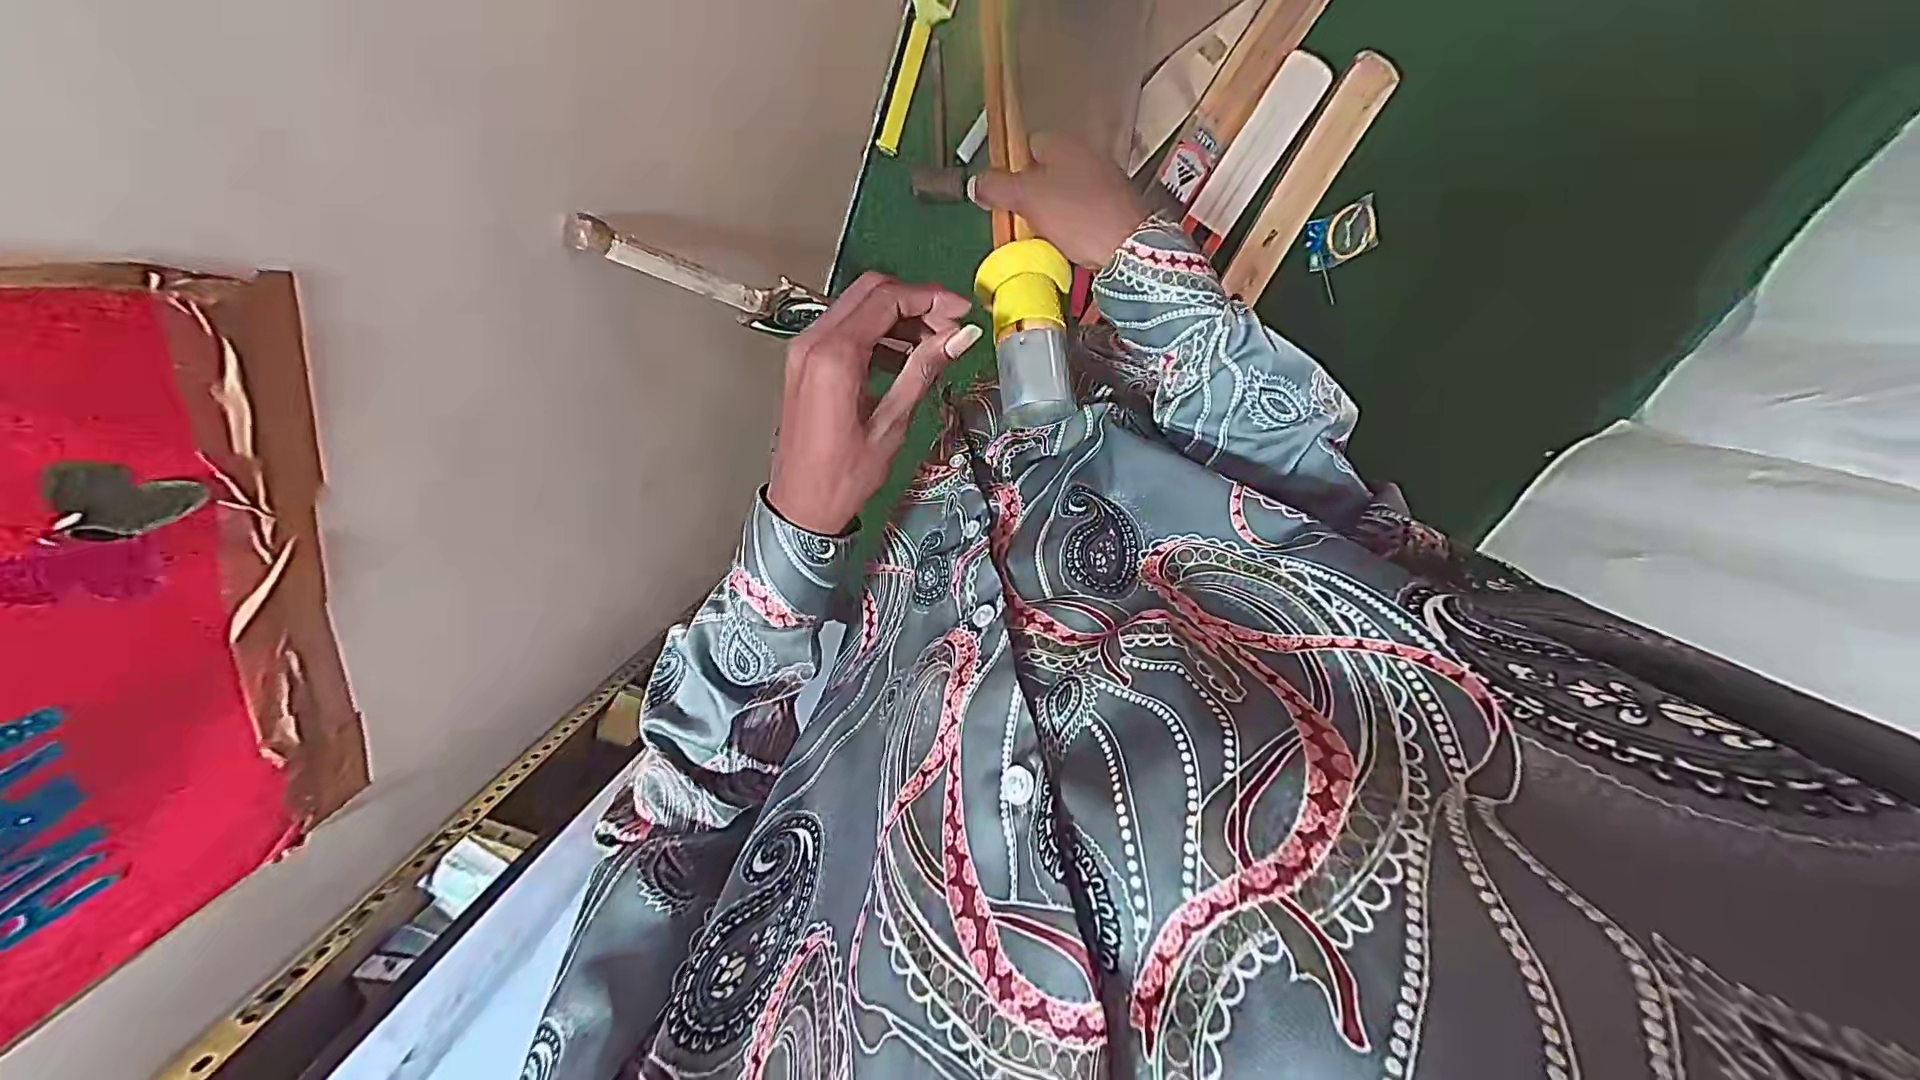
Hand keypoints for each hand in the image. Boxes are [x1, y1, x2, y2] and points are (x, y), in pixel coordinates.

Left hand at [767, 272, 977, 535]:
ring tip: (932, 345)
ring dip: (898, 317)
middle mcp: (813, 344)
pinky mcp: (806, 364)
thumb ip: (923, 371)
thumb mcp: (891, 423)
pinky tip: (903, 358)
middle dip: (915, 301)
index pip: (887, 300)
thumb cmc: (842, 476)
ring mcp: (805, 351)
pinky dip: (877, 334)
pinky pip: (845, 331)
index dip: (930, 299)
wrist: (801, 505)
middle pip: (870, 292)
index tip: (960, 312)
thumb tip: (958, 338)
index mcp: (833, 357)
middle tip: (950, 325)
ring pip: (858, 308)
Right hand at [970, 134, 1149, 268]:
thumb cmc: (1075, 215)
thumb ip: (998, 187)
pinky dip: (1068, 226)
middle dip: (1027, 197)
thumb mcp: (1028, 198)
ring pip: (1061, 194)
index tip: (1001, 197)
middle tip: (1017, 222)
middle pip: (1043, 172)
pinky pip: (1079, 212)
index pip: (1025, 145)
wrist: (1128, 245)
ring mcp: (1102, 180)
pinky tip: (1065, 243)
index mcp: (1062, 144)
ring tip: (1039, 237)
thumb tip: (975, 182)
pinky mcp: (1113, 206)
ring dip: (1047, 214)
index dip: (1009, 169)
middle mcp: (1084, 154)